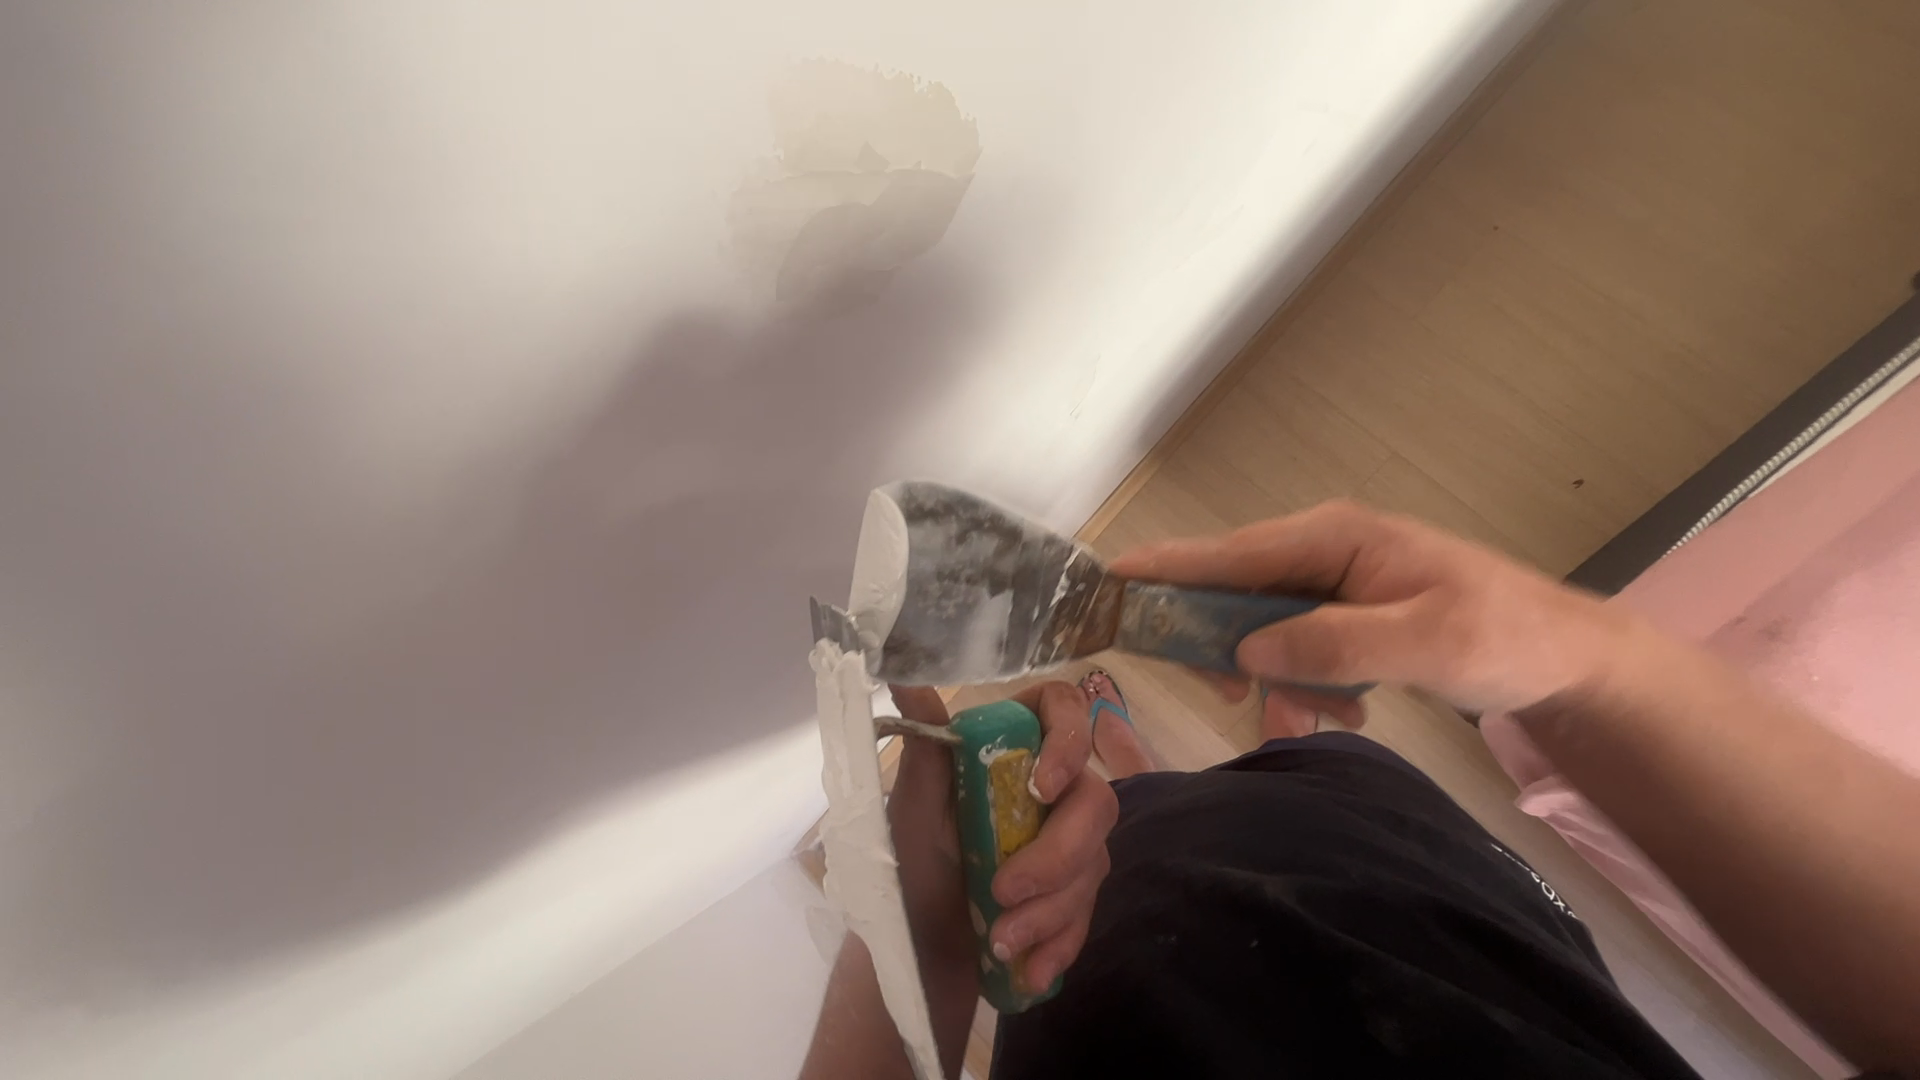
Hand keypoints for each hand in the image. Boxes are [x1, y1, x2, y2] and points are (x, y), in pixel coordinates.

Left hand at [886, 682, 1117, 995]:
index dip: (1070, 739)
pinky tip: (1028, 968)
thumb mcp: (912, 803)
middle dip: (1057, 856)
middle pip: (1095, 799)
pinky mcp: (1073, 894)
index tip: (1044, 787)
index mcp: (1009, 748)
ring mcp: (1068, 841)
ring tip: (999, 939)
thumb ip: (923, 740)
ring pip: (1096, 863)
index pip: (1063, 707)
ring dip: (1049, 909)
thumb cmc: (909, 860)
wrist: (917, 943)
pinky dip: (1059, 943)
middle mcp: (1049, 786)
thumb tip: (897, 673)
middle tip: (1005, 891)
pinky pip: (1090, 913)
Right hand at [1108, 500, 1633, 716]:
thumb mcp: (1428, 642)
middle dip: (1220, 644)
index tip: (1108, 580)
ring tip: (1313, 717)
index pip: (1230, 552)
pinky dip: (1297, 681)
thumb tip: (1245, 651)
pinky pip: (1286, 644)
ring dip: (1268, 675)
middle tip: (1226, 694)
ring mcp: (1324, 579)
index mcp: (1332, 537)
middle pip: (1229, 589)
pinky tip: (1337, 709)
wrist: (1565, 658)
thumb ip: (1333, 643)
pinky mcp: (1335, 610)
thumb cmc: (1505, 636)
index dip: (1167, 567)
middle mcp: (1316, 549)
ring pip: (1253, 624)